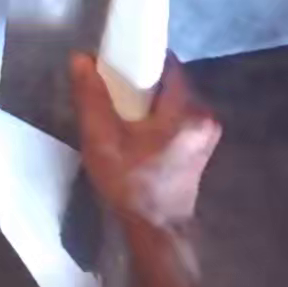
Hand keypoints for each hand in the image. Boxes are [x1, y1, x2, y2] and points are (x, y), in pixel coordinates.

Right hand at [69, 54, 222, 234]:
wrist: (155, 230)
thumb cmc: (129, 182)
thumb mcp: (101, 138)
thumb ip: (91, 96)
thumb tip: (81, 58)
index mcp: (187, 112)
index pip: (168, 65)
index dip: (140, 56)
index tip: (113, 57)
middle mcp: (205, 118)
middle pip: (169, 82)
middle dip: (139, 79)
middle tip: (108, 84)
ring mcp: (206, 134)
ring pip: (171, 99)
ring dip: (145, 98)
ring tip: (116, 106)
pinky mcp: (199, 146)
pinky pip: (174, 115)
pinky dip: (153, 113)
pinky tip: (131, 125)